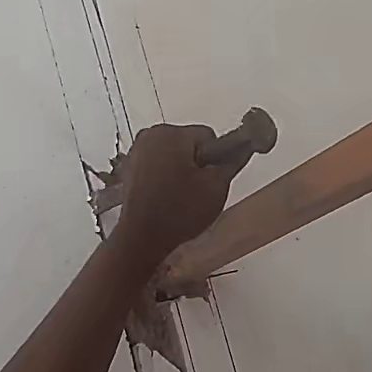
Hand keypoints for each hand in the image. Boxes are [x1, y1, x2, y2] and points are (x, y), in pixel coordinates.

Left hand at [109, 123, 233, 264]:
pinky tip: (167, 200)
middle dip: (196, 164)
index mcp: (171, 133)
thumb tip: (242, 147)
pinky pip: (157, 167)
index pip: (208, 137)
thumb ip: (232, 161)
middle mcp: (149, 135)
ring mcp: (135, 152)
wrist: (142, 238)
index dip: (215, 160)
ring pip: (173, 156)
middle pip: (188, 144)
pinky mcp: (128, 169)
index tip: (211, 181)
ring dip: (181, 172)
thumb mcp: (217, 187)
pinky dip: (165, 179)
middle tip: (197, 192)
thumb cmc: (179, 211)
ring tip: (182, 198)